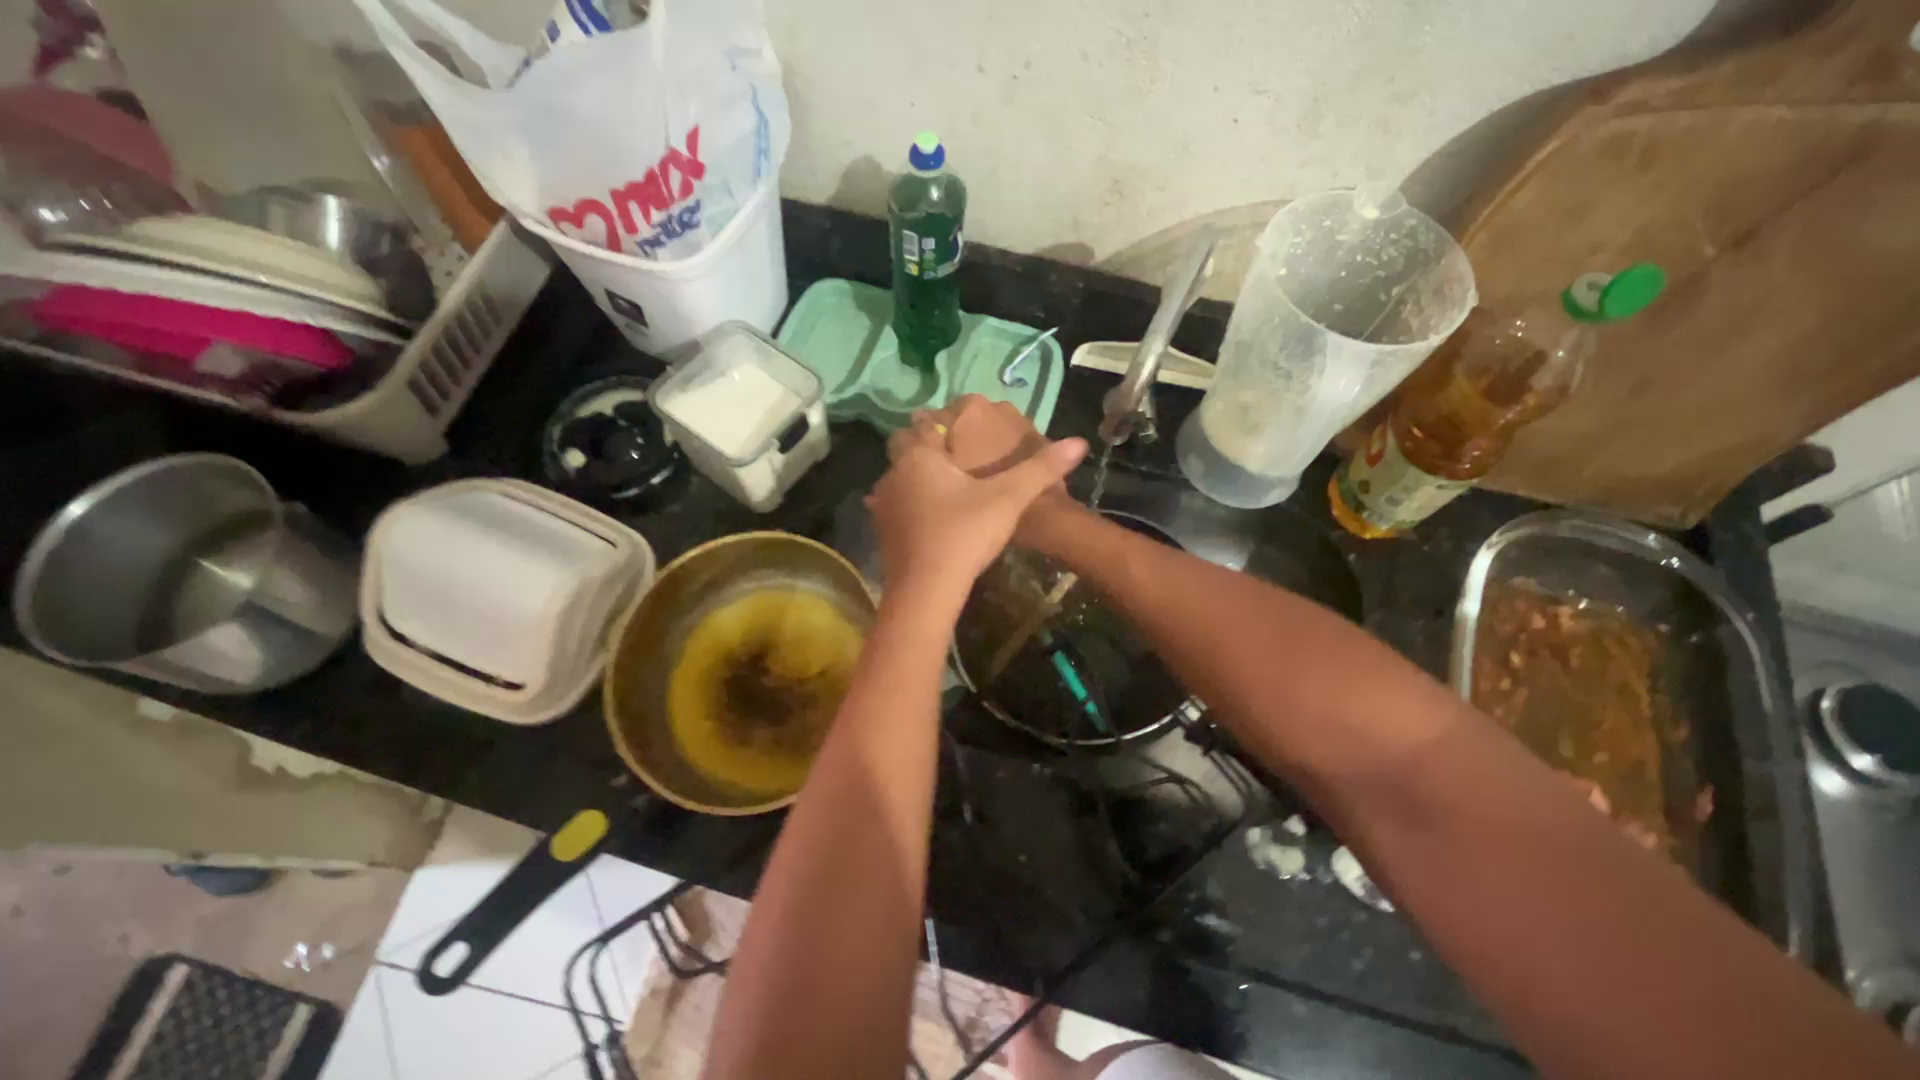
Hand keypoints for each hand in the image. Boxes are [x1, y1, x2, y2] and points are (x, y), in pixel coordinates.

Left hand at [866, 406, 1086, 599]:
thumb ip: (1040, 469)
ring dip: (919, 478)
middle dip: (929, 448)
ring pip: (901, 479)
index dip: (946, 422)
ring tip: (949, 486)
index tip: (967, 428)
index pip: (926, 423)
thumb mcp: (1008, 499)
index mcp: (919, 456)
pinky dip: (913, 506)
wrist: (925, 591)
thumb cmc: (964, 534)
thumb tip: (1079, 443)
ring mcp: (884, 505)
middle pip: (907, 448)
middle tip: (958, 456)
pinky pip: (898, 508)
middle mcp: (894, 474)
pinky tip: (934, 518)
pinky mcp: (883, 533)